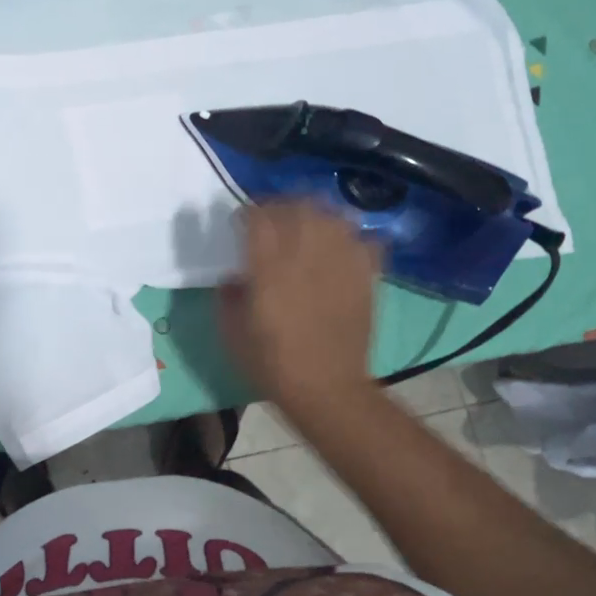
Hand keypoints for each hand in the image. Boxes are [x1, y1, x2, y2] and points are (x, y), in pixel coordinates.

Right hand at [219, 202, 382, 412]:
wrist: (326, 390)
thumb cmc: (271, 362)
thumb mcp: (231, 330)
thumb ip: (229, 294)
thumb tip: (234, 275)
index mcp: (268, 265)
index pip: (258, 216)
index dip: (247, 213)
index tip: (240, 224)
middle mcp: (305, 255)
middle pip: (297, 206)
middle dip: (281, 205)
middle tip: (273, 219)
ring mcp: (341, 263)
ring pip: (332, 215)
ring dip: (317, 214)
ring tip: (308, 226)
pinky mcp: (366, 276)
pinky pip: (365, 240)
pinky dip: (353, 237)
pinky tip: (342, 248)